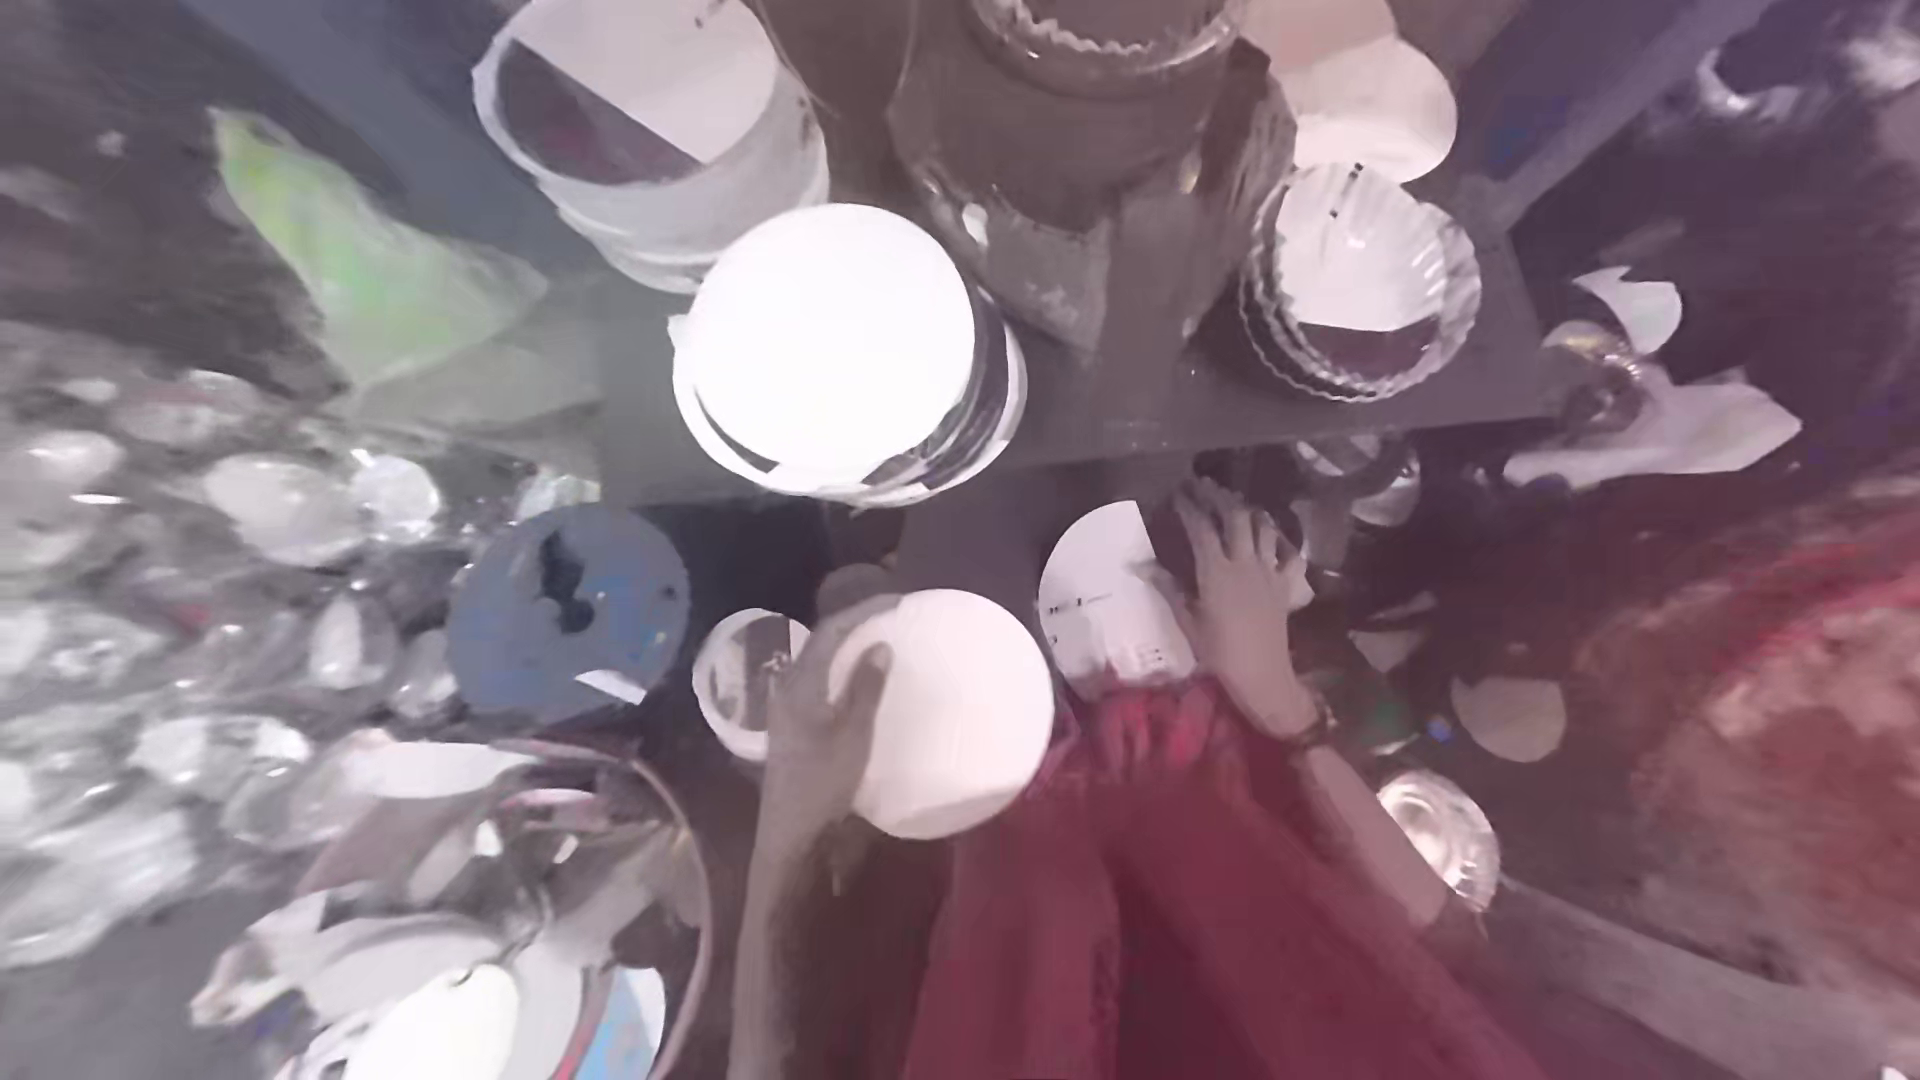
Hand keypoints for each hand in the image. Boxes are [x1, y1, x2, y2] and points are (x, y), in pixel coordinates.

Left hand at [757, 595, 896, 842]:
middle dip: (855, 619)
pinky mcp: (793, 719)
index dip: (863, 610)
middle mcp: (789, 685)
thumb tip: (879, 645)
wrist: (791, 832)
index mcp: (801, 683)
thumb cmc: (823, 783)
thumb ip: (866, 687)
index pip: (832, 631)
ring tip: (878, 632)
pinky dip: (841, 662)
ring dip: (847, 640)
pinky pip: (818, 675)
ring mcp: (787, 703)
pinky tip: (857, 670)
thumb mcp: (853, 734)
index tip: (896, 601)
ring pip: (819, 657)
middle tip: (890, 612)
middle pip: (822, 639)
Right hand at [1160, 478, 1318, 738]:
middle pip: (1235, 517)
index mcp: (1216, 571)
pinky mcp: (1286, 585)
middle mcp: (1245, 563)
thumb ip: (1167, 587)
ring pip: (1264, 528)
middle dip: (1219, 497)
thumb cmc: (1218, 650)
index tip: (1178, 493)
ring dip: (1249, 510)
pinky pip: (1290, 556)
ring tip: (1236, 502)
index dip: (1189, 507)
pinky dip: (1281, 541)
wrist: (1262, 674)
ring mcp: (1269, 572)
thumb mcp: (1186, 620)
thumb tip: (1139, 565)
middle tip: (1205, 485)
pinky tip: (1273, 538)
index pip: (1201, 528)